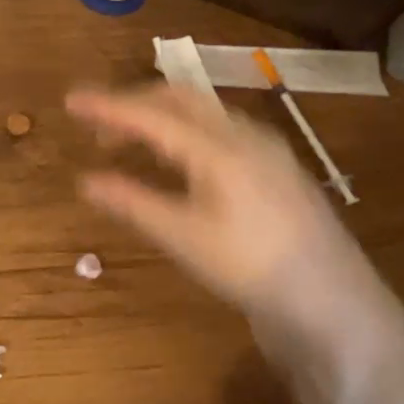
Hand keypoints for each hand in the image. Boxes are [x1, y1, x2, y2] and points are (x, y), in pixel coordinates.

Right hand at [65, 86, 403, 403]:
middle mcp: (244, 138)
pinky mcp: (276, 170)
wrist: (334, 304)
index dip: (108, 106)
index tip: (70, 100)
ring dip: (159, 118)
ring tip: (126, 144)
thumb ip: (133, 203)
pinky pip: (219, 131)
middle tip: (95, 125)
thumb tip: (85, 181)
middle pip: (181, 99)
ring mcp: (266, 152)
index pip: (152, 115)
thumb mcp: (183, 238)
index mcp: (219, 149)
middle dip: (134, 103)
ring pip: (202, 114)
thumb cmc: (251, 268)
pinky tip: (174, 162)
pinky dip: (183, 133)